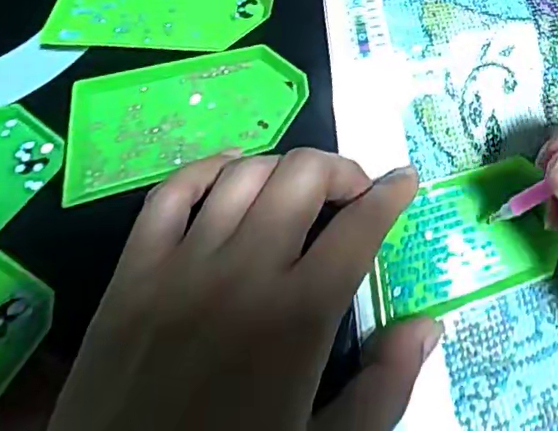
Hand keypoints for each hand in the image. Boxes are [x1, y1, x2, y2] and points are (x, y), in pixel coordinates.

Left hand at [48, 149, 437, 430]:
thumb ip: (383, 389)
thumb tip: (427, 325)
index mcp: (297, 314)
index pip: (361, 224)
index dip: (393, 193)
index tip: (405, 180)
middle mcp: (244, 274)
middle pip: (304, 175)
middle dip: (342, 171)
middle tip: (352, 195)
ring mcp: (182, 269)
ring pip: (246, 173)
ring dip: (283, 169)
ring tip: (295, 191)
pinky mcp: (130, 277)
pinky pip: (171, 192)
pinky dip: (208, 167)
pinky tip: (232, 170)